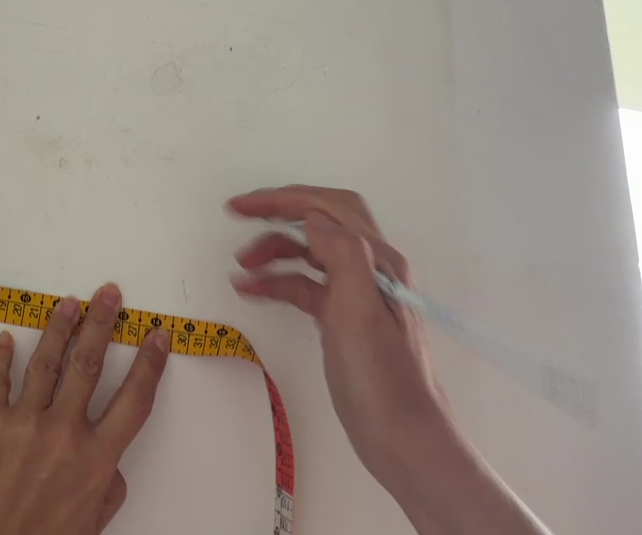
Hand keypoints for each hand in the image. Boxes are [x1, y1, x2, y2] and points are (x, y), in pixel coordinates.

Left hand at [0, 283, 172, 534]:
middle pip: (89, 364)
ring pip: (47, 360)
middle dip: (101, 323)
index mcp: (94, 461)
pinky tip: (6, 339)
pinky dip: (0, 356)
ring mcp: (22, 421)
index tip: (158, 336)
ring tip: (68, 302)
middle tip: (109, 292)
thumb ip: (104, 490)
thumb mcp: (88, 528)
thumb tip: (110, 463)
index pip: (134, 401)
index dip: (150, 365)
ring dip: (59, 326)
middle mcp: (63, 432)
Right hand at [227, 185, 549, 534]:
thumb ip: (342, 254)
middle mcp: (371, 268)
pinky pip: (304, 285)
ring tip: (240, 264)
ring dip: (273, 251)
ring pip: (308, 253)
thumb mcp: (359, 312)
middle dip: (278, 213)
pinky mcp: (342, 317)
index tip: (244, 206)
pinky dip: (277, 282)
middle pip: (319, 221)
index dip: (285, 199)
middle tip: (237, 214)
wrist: (404, 442)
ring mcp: (356, 293)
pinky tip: (251, 290)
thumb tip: (312, 216)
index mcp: (379, 260)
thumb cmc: (381, 377)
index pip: (329, 207)